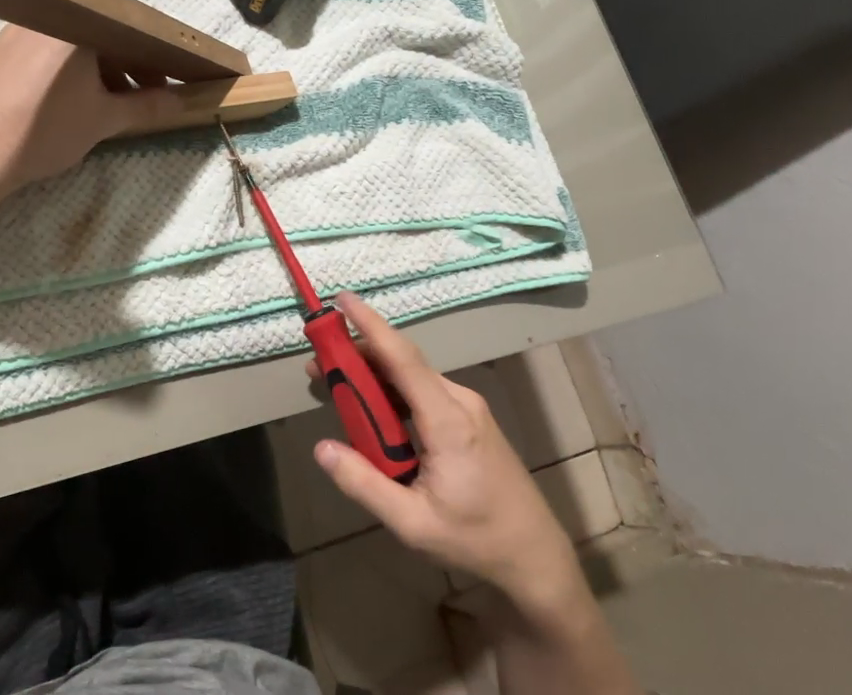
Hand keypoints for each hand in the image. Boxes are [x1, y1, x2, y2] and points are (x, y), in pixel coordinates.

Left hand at [0, 26, 182, 197]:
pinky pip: (41, 52)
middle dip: (124, 66)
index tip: (161, 85)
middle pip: (98, 34)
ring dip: (95, 70)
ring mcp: (14, 31)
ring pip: (68, 44)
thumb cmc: (45, 132)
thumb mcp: (104, 121)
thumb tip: (185, 102)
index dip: (151, 57)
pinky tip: (63, 104)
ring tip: (104, 107)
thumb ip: (147, 107)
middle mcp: (44, 16)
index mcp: (75, 24)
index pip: (127, 28)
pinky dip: (63, 72)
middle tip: (140, 99)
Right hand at [310, 292, 592, 618]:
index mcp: (448, 421)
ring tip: (335, 385)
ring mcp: (469, 409)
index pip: (403, 358)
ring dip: (374, 375)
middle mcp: (460, 402)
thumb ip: (364, 484)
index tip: (342, 298)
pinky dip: (393, 391)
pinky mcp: (470, 420)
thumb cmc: (474, 539)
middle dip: (358, 353)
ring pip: (414, 376)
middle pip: (404, 362)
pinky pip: (424, 392)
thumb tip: (322, 448)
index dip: (371, 326)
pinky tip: (372, 410)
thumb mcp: (412, 523)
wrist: (534, 554)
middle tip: (317, 362)